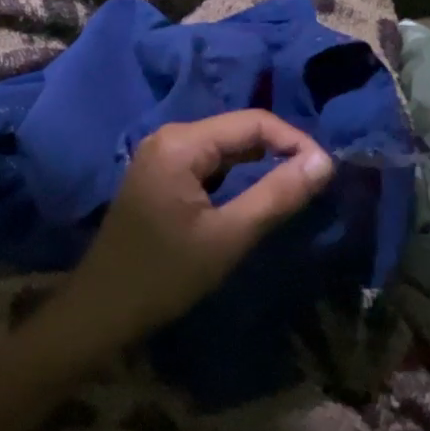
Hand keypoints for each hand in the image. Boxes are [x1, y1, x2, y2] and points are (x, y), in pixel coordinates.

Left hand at [57, 111, 335, 347]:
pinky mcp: (159, 175)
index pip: (254, 122)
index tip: (326, 172)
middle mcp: (169, 137)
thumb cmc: (165, 274)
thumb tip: (324, 161)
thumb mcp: (229, 237)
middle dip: (279, 151)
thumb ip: (277, 195)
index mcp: (182, 142)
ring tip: (293, 189)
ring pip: (224, 147)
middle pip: (238, 130)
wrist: (102, 308)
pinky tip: (254, 196)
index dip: (295, 141)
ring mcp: (161, 155)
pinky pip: (208, 163)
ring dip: (259, 164)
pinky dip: (236, 176)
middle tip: (315, 183)